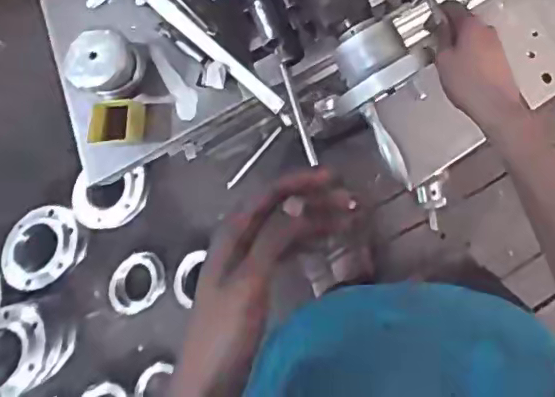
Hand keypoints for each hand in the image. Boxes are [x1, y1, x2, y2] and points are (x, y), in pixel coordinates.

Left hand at [173, 169, 358, 396]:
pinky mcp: (255, 282)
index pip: (271, 192)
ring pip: (286, 227)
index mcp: (234, 231)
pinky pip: (286, 248)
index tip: (333, 178)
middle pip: (280, 207)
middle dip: (314, 199)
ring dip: (315, 219)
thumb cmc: (223, 333)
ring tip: (345, 220)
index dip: (301, 181)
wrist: (206, 388)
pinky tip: (324, 245)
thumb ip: (272, 239)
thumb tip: (299, 201)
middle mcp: (240, 238)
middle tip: (348, 201)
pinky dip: (308, 241)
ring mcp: (247, 260)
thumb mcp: (249, 282)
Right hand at [433, 4, 531, 137]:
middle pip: (464, 19)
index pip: (452, 6)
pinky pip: (482, 47)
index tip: (431, 20)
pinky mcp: (500, 58)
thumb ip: (440, 37)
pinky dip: (471, 51)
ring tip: (448, 57)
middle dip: (450, 27)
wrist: (497, 108)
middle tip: (437, 39)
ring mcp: (496, 43)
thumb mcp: (443, 59)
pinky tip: (462, 67)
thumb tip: (440, 26)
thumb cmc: (471, 85)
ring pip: (473, 33)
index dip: (438, 12)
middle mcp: (486, 30)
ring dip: (461, 40)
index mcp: (471, 25)